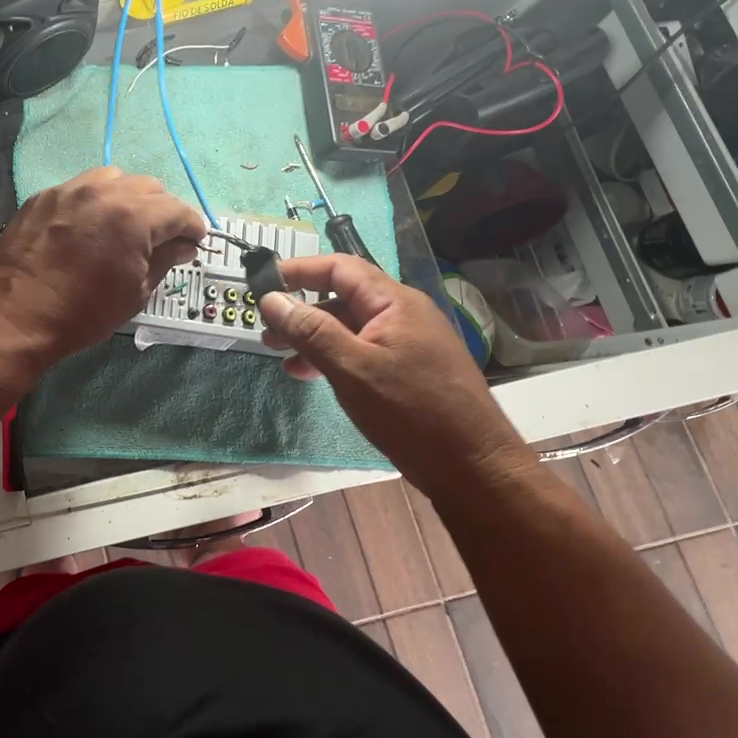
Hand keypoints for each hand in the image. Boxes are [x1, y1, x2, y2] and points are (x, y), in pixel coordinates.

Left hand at [0, 167, 205, 368]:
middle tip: (159, 237)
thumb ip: (164, 260)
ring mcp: (69, 190)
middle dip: (160, 210)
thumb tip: (183, 245)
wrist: (17, 317)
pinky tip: (87, 226)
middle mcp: (103, 192)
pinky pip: (79, 188)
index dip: (191, 226)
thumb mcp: (136, 292)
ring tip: (122, 224)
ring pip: (112, 178)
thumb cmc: (83, 312)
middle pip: (148, 187)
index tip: (194, 241)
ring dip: (126, 197)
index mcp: (133, 216)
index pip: (177, 209)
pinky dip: (92, 202)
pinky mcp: (43, 196)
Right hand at [256, 255, 530, 497]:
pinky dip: (333, 357)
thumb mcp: (352, 370)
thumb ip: (311, 331)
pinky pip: (362, 351)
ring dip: (313, 337)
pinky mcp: (410, 370)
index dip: (299, 270)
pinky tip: (311, 375)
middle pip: (343, 297)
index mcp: (395, 303)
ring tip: (280, 356)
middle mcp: (404, 315)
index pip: (340, 268)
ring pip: (350, 327)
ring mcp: (409, 343)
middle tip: (266, 331)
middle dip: (301, 310)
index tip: (263, 282)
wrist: (474, 469)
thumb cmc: (413, 413)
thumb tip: (271, 299)